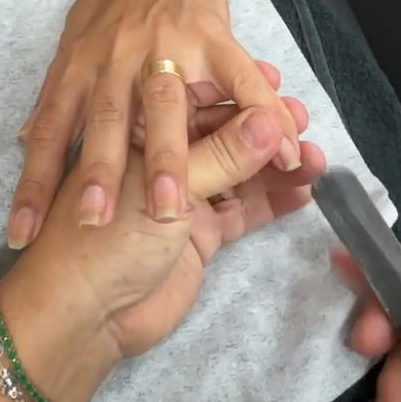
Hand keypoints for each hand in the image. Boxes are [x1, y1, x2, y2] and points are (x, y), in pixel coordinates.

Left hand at [7, 0, 301, 248]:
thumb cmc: (118, 0)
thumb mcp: (74, 39)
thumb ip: (55, 93)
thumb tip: (24, 139)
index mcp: (82, 64)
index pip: (53, 128)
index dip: (35, 180)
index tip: (21, 234)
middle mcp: (117, 58)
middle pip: (105, 119)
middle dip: (97, 172)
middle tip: (89, 224)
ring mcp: (167, 47)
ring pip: (166, 106)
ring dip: (168, 157)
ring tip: (170, 208)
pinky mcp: (213, 37)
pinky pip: (239, 81)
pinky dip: (262, 117)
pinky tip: (284, 157)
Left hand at [12, 98, 324, 359]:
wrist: (84, 317)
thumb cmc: (110, 236)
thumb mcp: (168, 189)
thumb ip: (220, 156)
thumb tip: (271, 121)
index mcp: (142, 130)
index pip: (195, 101)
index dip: (234, 93)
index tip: (275, 83)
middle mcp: (162, 155)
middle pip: (221, 135)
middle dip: (262, 129)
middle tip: (304, 118)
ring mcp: (182, 195)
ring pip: (236, 172)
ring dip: (273, 166)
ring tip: (316, 158)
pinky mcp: (198, 235)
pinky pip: (240, 210)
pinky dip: (270, 202)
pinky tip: (304, 192)